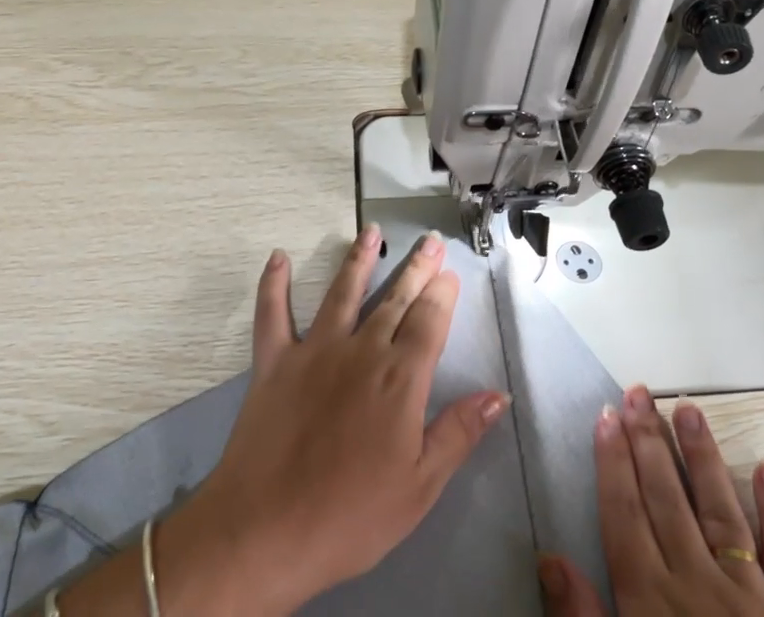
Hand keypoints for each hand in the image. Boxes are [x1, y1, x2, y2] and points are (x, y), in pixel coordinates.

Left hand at [151, 226, 509, 614]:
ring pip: (341, 294)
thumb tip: (498, 395)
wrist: (265, 530)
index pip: (428, 322)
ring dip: (358, 261)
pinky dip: (274, 285)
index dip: (442, 294)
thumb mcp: (420, 485)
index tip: (450, 272)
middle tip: (428, 242)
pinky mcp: (273, 364)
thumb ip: (458, 433)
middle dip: (415, 269)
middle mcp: (360, 352)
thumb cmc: (352, 515)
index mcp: (400, 379)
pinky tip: (278, 258)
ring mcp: (313, 353)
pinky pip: (273, 315)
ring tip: (371, 232)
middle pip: (394, 300)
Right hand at [538, 387, 763, 616]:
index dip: (612, 464)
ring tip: (689, 408)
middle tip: (639, 392)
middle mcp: (699, 585)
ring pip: (721, 512)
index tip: (604, 417)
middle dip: (649, 442)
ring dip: (703, 458)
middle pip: (667, 500)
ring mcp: (753, 598)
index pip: (625, 515)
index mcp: (651, 601)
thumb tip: (550, 558)